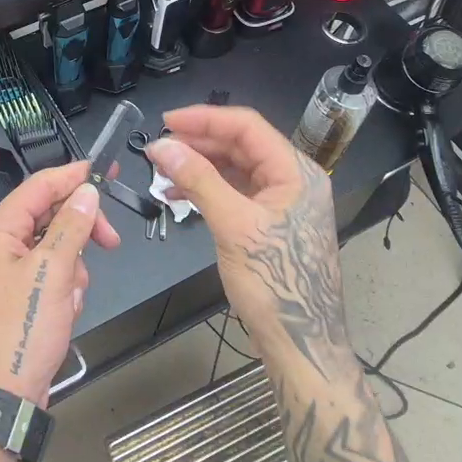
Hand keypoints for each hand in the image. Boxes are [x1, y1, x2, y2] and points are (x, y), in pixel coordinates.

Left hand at [0, 161, 120, 405]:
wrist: (1, 397)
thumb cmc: (20, 333)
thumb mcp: (52, 272)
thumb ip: (71, 226)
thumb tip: (86, 191)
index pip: (39, 186)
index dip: (74, 176)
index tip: (106, 171)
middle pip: (50, 216)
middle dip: (80, 233)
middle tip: (111, 242)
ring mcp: (8, 272)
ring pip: (57, 248)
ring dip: (73, 270)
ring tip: (68, 298)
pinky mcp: (19, 296)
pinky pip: (52, 276)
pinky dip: (66, 290)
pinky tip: (64, 313)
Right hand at [144, 106, 352, 370]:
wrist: (301, 343)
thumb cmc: (275, 284)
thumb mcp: (233, 226)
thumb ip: (198, 180)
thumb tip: (162, 146)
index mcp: (295, 172)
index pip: (247, 127)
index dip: (205, 119)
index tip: (165, 122)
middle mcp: (293, 180)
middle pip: (240, 145)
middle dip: (198, 143)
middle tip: (159, 149)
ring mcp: (282, 203)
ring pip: (235, 169)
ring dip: (199, 167)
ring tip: (162, 172)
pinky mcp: (270, 224)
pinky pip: (235, 193)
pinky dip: (206, 190)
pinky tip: (178, 196)